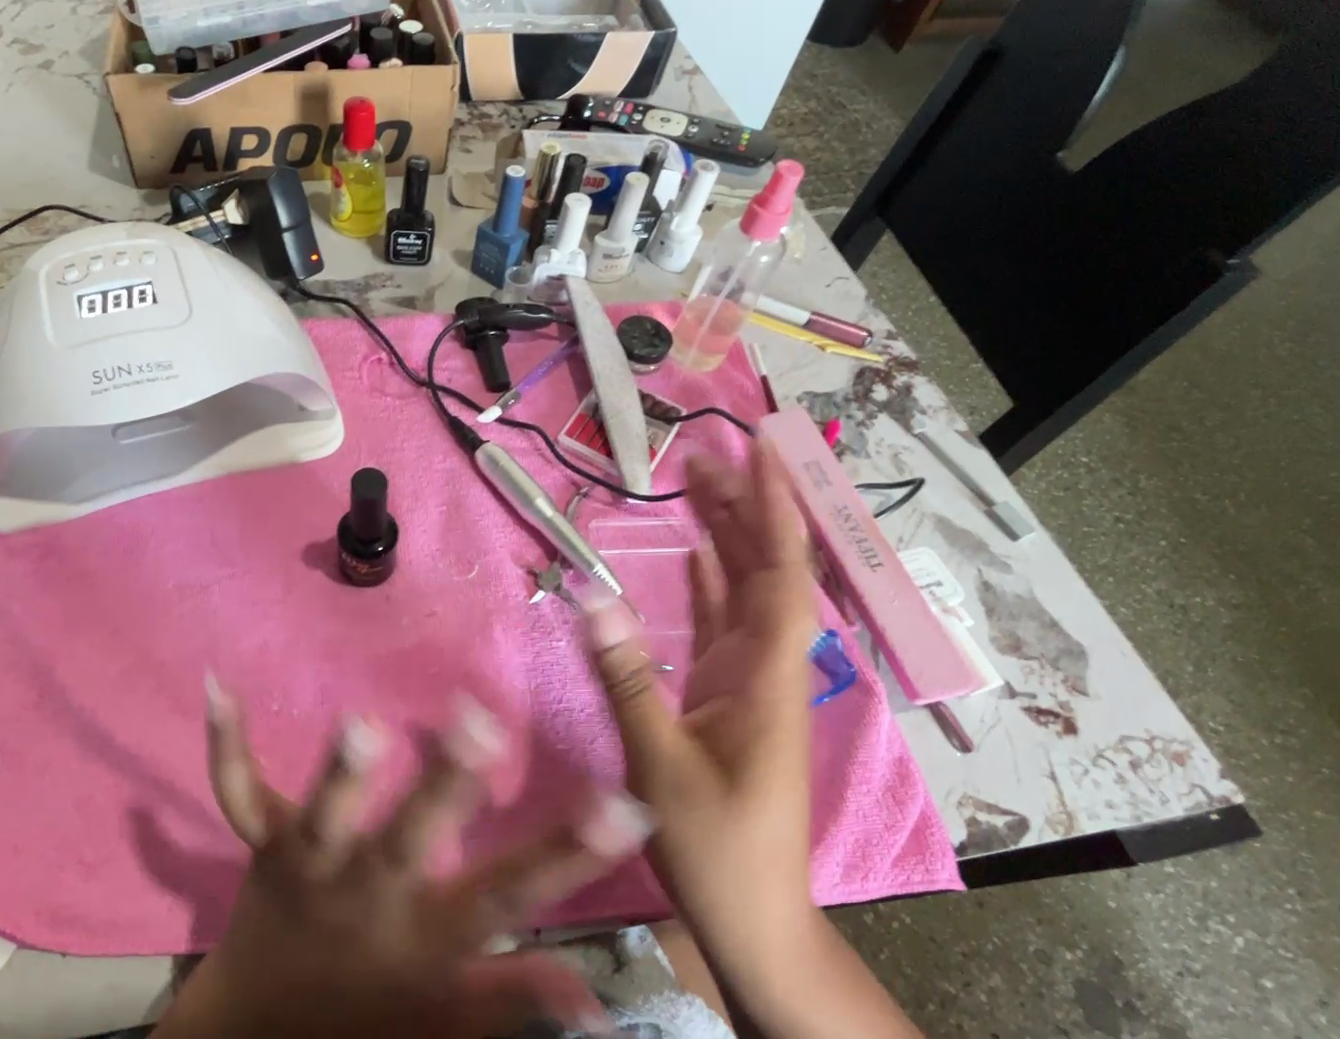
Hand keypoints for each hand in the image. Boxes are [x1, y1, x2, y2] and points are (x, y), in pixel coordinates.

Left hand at [153, 681, 654, 1038]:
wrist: (258, 1033)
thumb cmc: (363, 1018)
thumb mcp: (444, 1019)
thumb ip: (513, 999)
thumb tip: (599, 1001)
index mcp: (423, 934)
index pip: (509, 894)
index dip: (568, 855)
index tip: (624, 804)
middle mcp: (368, 894)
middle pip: (410, 839)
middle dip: (446, 785)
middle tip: (476, 724)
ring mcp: (309, 867)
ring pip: (324, 818)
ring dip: (339, 775)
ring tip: (358, 722)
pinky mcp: (263, 846)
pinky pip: (237, 795)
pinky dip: (224, 746)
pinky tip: (217, 686)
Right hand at [582, 446, 820, 946]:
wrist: (753, 917)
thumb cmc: (717, 846)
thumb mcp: (660, 766)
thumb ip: (627, 681)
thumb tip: (592, 599)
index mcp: (767, 677)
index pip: (780, 575)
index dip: (774, 511)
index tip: (762, 454)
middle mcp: (766, 668)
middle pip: (764, 573)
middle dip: (743, 510)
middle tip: (704, 457)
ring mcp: (747, 683)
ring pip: (743, 594)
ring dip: (726, 539)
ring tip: (695, 486)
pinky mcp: (727, 699)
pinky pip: (722, 626)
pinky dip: (711, 585)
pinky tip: (696, 555)